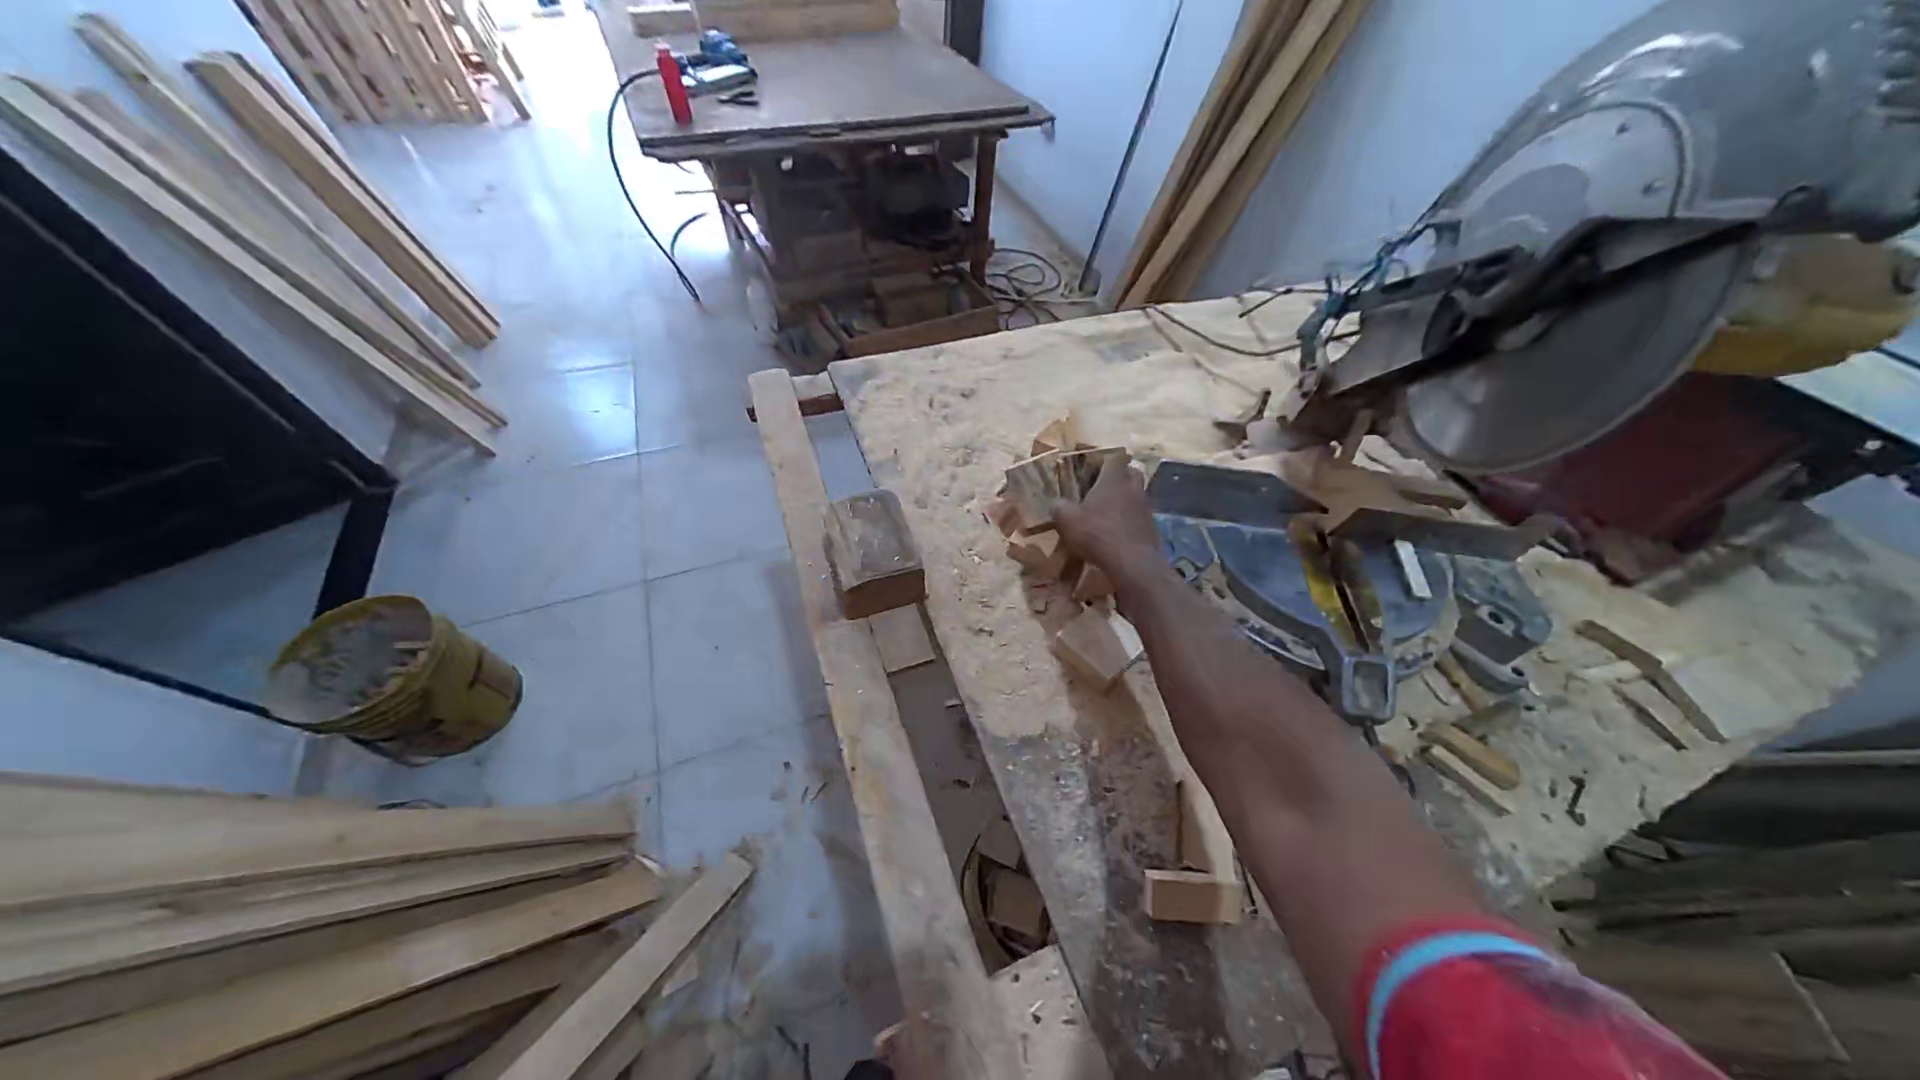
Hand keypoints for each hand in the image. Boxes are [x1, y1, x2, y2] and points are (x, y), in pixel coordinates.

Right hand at [1052, 462, 1162, 581]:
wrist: (1132, 562)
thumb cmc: (1096, 534)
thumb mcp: (1067, 521)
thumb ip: (1059, 507)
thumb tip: (1056, 503)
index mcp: (1113, 479)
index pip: (1115, 458)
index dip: (1105, 461)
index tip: (1095, 468)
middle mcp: (1133, 488)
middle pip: (1131, 473)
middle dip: (1120, 478)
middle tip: (1104, 488)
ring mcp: (1146, 507)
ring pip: (1137, 495)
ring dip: (1126, 500)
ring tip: (1109, 514)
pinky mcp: (1153, 527)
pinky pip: (1140, 516)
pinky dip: (1131, 520)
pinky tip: (1119, 533)